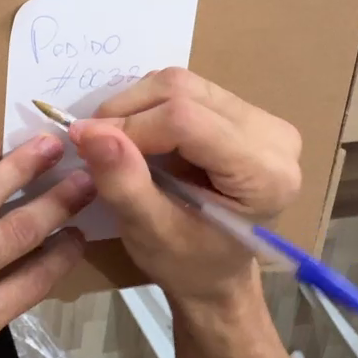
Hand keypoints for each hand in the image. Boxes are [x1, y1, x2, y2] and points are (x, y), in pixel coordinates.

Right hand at [70, 68, 302, 308]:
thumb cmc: (187, 262)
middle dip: (127, 112)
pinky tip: (140, 137)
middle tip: (94, 143)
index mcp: (264, 173)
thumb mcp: (149, 232)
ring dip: (134, 106)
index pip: (184, 120)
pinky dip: (147, 105)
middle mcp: (273, 136)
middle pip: (181, 91)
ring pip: (179, 83)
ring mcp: (260, 118)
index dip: (128, 125)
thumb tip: (90, 132)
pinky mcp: (242, 111)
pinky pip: (183, 88)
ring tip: (115, 144)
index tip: (84, 142)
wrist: (216, 274)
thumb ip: (124, 182)